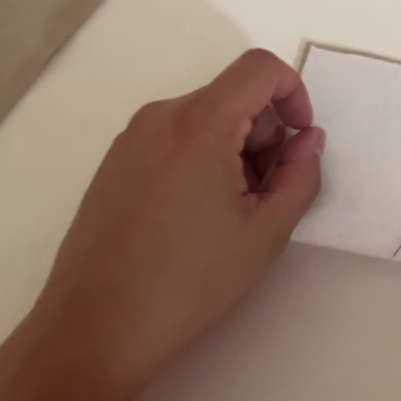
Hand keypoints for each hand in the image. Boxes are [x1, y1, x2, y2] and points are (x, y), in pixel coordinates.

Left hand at [25, 48, 326, 399]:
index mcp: (199, 123)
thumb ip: (301, 175)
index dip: (293, 93)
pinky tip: (192, 220)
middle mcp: (161, 116)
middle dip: (263, 136)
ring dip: (233, 151)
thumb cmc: (187, 283)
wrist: (91, 332)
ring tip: (226, 217)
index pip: (260, 68)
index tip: (300, 140)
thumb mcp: (265, 233)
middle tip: (262, 198)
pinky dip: (200, 160)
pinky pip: (174, 138)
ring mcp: (131, 138)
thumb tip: (308, 139)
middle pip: (234, 96)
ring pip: (205, 119)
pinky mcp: (114, 162)